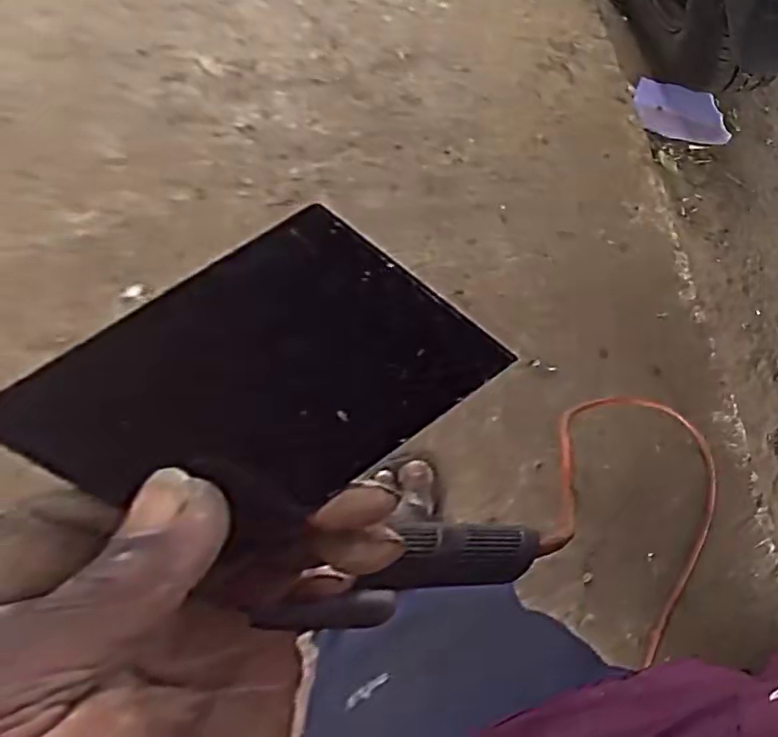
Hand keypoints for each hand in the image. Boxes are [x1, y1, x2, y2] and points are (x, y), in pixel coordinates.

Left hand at [0, 468, 402, 736]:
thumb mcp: (20, 684)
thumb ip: (106, 586)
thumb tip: (186, 484)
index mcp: (39, 604)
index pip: (115, 506)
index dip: (190, 475)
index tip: (253, 462)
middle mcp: (121, 610)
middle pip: (221, 520)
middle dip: (294, 496)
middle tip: (348, 496)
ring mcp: (196, 634)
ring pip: (278, 548)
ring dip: (335, 526)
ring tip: (373, 526)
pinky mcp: (258, 658)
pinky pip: (312, 593)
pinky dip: (347, 570)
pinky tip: (361, 567)